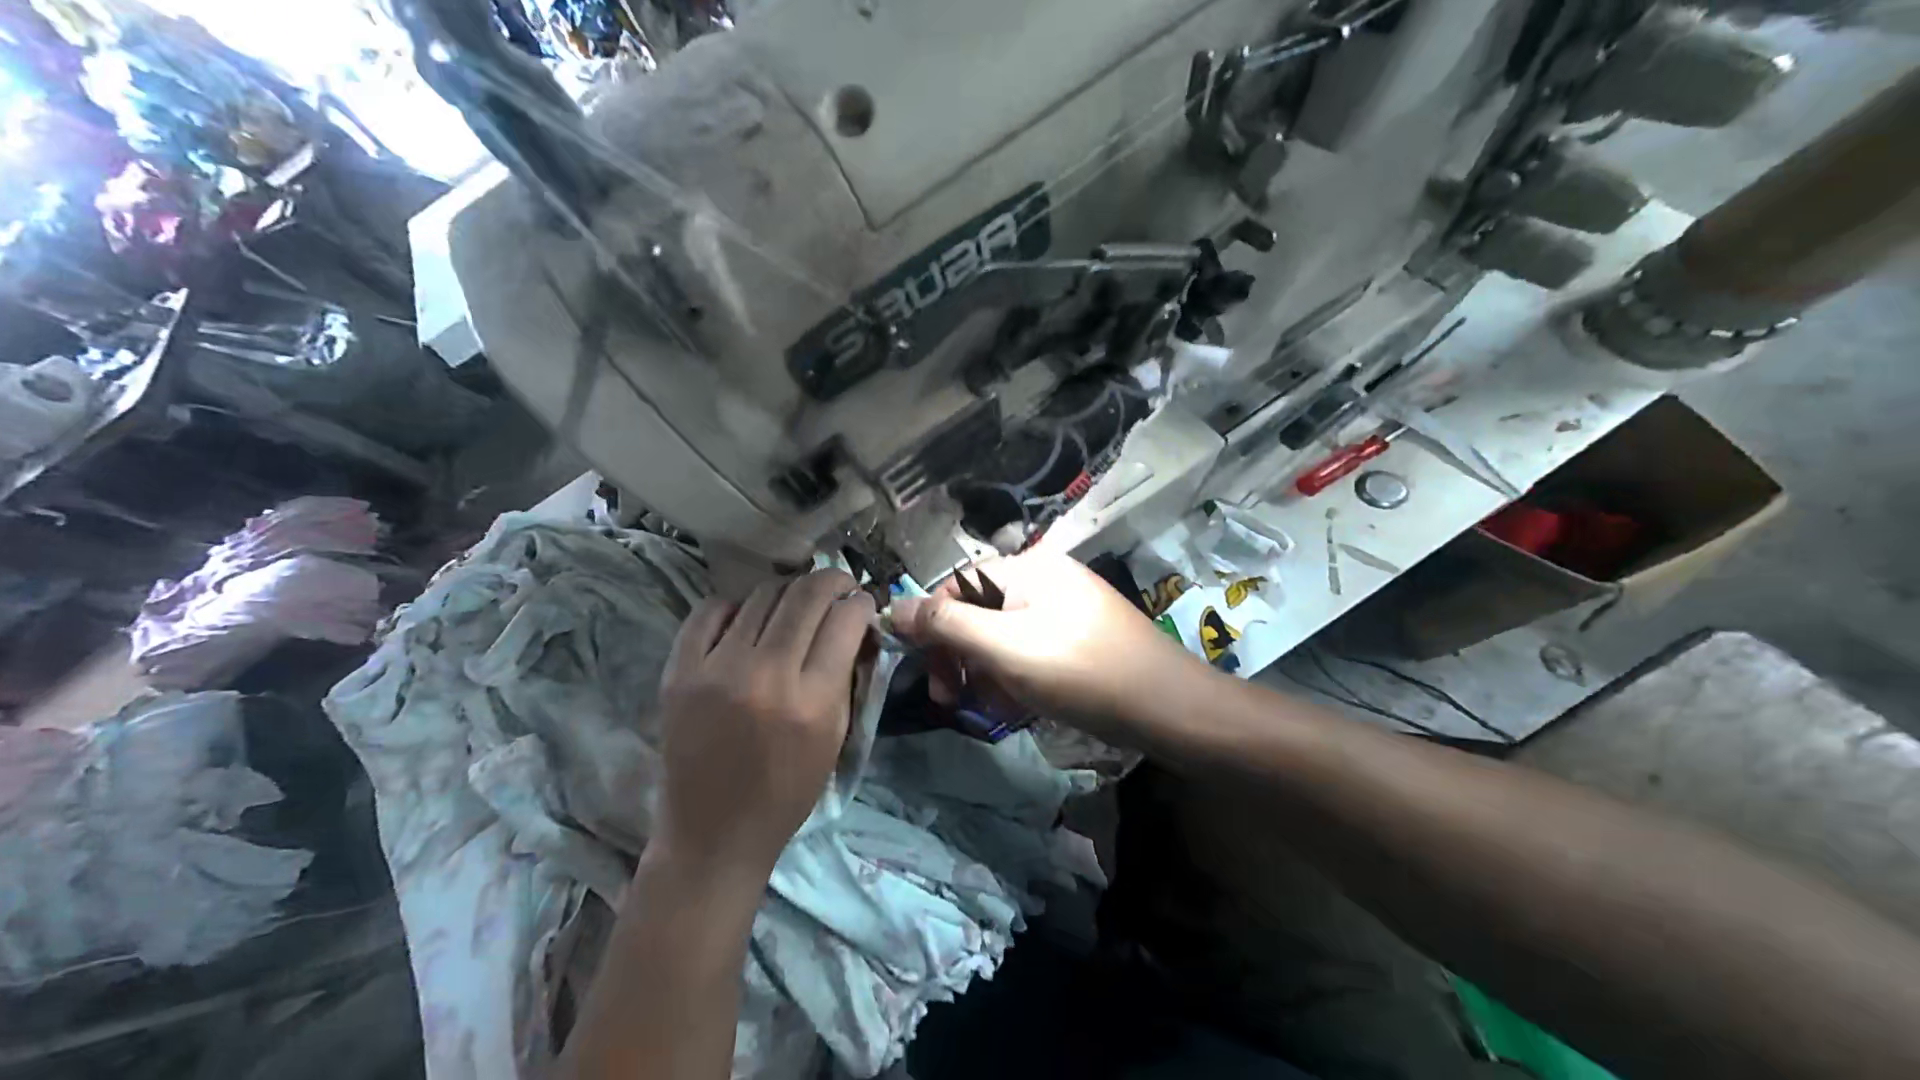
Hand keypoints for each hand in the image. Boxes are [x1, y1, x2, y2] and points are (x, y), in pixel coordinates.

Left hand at [654, 569, 875, 880]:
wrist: (713, 833)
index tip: (863, 602)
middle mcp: (766, 674)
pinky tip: (749, 618)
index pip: (845, 620)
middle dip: (832, 580)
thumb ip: (847, 676)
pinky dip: (737, 604)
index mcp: (812, 700)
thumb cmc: (787, 792)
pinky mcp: (679, 671)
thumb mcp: (835, 738)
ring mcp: (717, 669)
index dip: (861, 602)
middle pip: (806, 595)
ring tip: (796, 601)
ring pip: (762, 594)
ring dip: (789, 590)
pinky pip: (711, 610)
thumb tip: (855, 623)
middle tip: (839, 585)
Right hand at [890, 552, 1209, 742]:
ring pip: (1001, 636)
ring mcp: (1064, 608)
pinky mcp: (1079, 638)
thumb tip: (891, 607)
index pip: (955, 586)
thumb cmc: (1079, 671)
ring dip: (985, 672)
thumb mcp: (1003, 646)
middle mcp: (1044, 578)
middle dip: (959, 656)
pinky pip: (1029, 650)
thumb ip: (944, 625)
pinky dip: (1015, 676)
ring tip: (992, 708)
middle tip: (952, 700)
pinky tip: (1019, 705)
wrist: (1168, 707)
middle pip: (978, 611)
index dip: (932, 628)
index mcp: (1027, 567)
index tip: (928, 674)